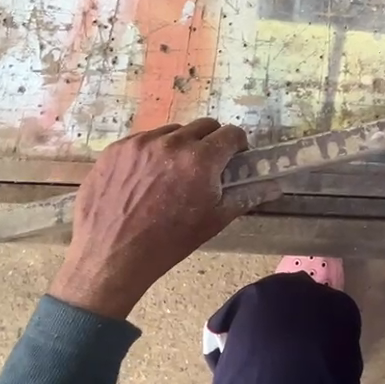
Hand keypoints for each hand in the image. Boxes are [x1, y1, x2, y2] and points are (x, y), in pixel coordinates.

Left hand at [48, 119, 248, 318]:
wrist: (109, 258)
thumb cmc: (169, 242)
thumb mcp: (214, 221)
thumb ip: (246, 196)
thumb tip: (275, 186)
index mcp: (201, 159)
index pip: (232, 133)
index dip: (236, 146)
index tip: (232, 159)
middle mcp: (172, 143)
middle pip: (204, 125)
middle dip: (210, 142)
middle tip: (203, 167)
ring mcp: (140, 143)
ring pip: (172, 131)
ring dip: (179, 146)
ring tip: (170, 173)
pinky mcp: (115, 149)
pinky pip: (143, 140)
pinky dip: (150, 152)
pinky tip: (144, 177)